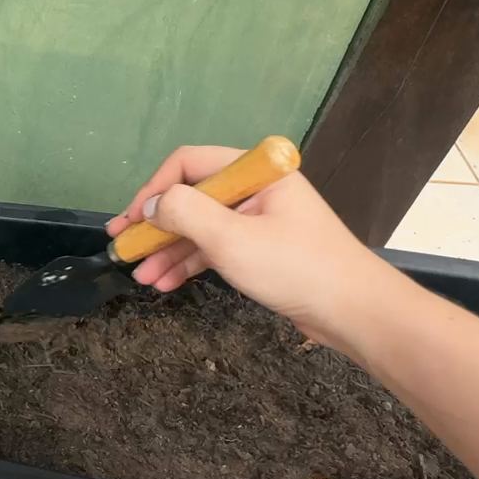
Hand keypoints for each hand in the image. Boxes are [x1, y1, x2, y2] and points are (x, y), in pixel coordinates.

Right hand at [105, 145, 400, 346]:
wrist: (355, 314)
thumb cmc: (296, 268)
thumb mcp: (232, 238)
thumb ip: (184, 213)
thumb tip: (150, 206)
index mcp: (255, 172)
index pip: (188, 163)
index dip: (154, 190)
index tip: (131, 220)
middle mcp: (253, 190)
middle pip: (190, 197)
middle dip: (155, 226)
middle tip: (123, 247)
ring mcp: (255, 220)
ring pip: (198, 227)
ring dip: (167, 250)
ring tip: (140, 276)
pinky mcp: (258, 249)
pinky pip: (212, 247)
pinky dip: (188, 263)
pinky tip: (164, 283)